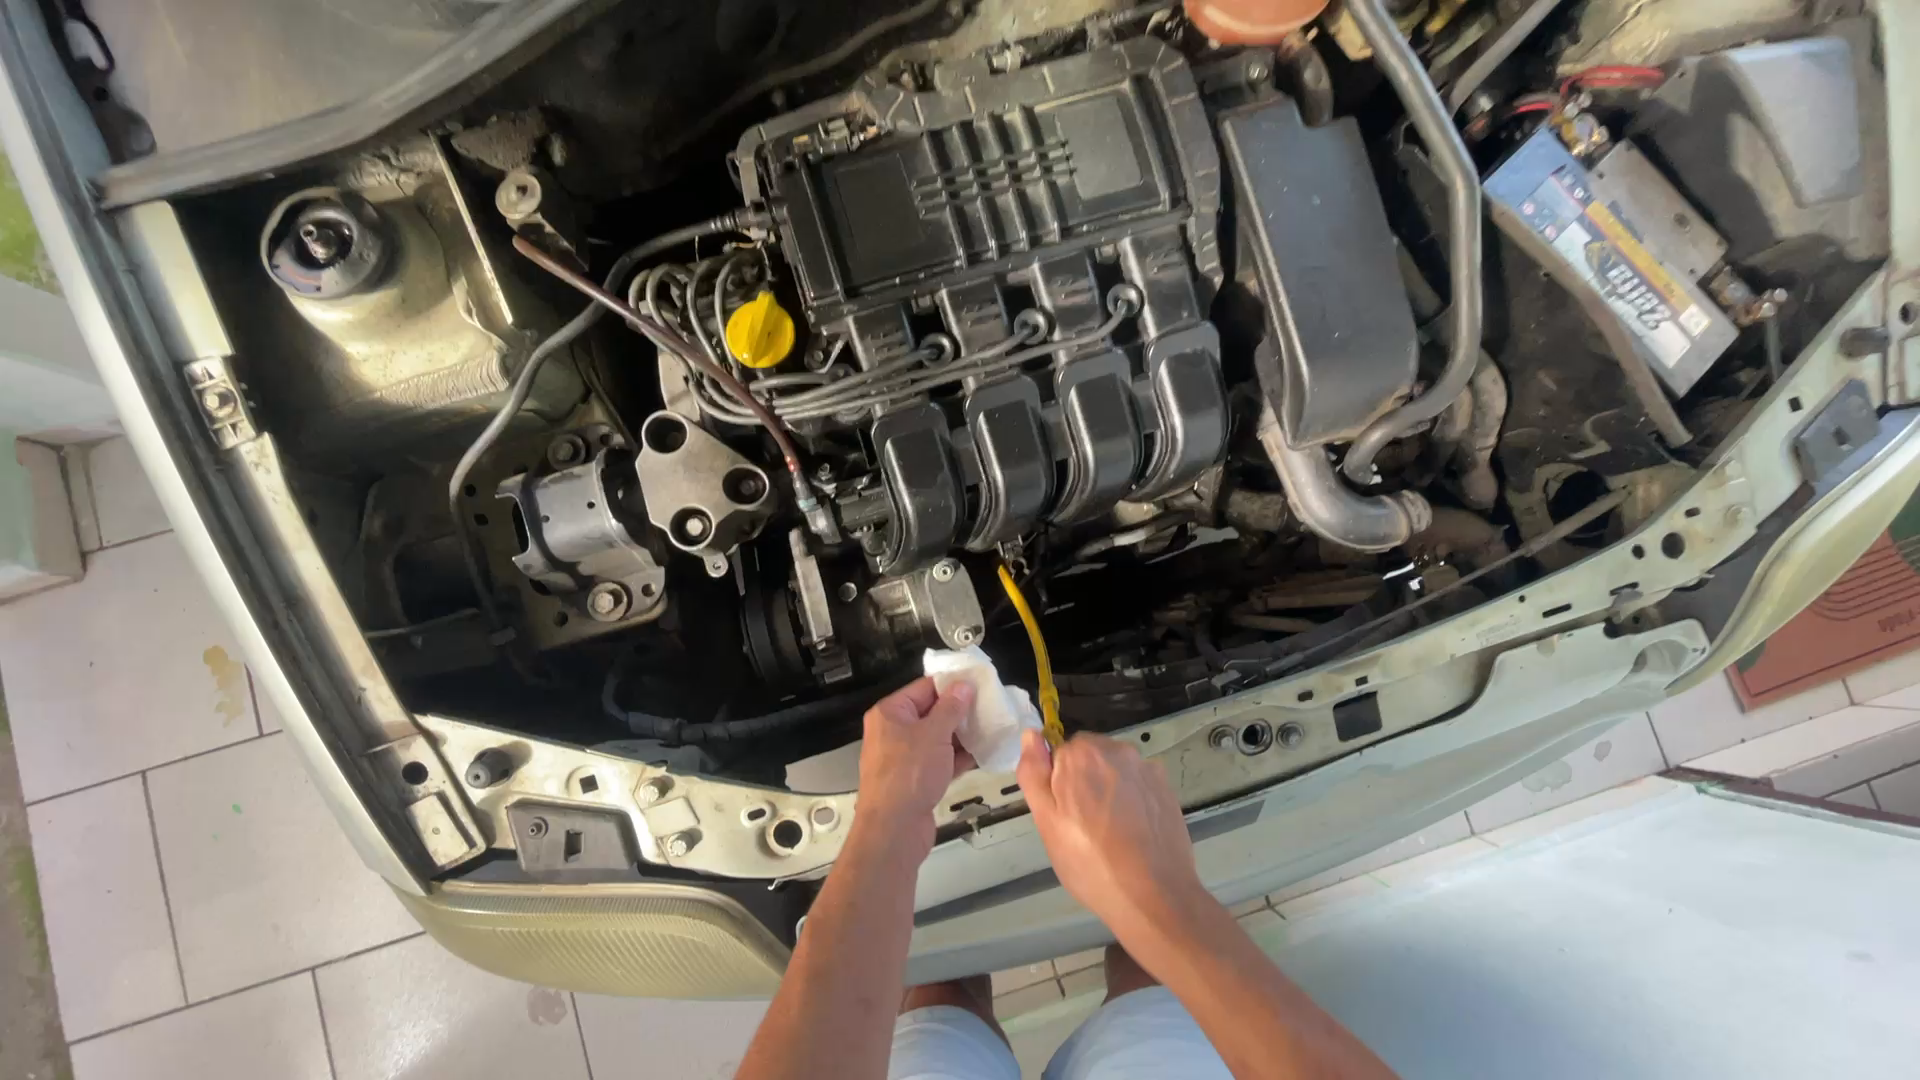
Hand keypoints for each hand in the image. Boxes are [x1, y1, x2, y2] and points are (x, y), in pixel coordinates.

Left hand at [853, 677, 974, 849]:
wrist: (893, 830)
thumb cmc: (909, 774)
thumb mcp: (934, 734)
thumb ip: (951, 707)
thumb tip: (963, 685)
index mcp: (890, 713)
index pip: (924, 688)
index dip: (951, 684)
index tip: (980, 682)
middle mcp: (893, 732)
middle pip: (931, 712)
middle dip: (960, 711)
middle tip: (990, 706)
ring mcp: (904, 758)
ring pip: (937, 738)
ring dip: (961, 735)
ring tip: (991, 728)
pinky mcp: (915, 780)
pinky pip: (939, 761)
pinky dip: (957, 758)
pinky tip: (982, 754)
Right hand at [1016, 730, 1208, 943]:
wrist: (1154, 896)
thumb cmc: (1090, 863)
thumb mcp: (1047, 822)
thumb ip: (1034, 773)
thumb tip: (1030, 734)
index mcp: (1081, 754)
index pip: (1058, 754)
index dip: (1058, 784)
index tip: (1064, 815)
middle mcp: (1116, 750)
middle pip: (1088, 756)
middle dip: (1083, 781)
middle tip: (1082, 826)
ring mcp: (1145, 768)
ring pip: (1114, 769)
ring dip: (1108, 789)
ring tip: (1110, 833)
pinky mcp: (1166, 787)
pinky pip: (1138, 783)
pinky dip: (1133, 799)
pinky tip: (1134, 832)